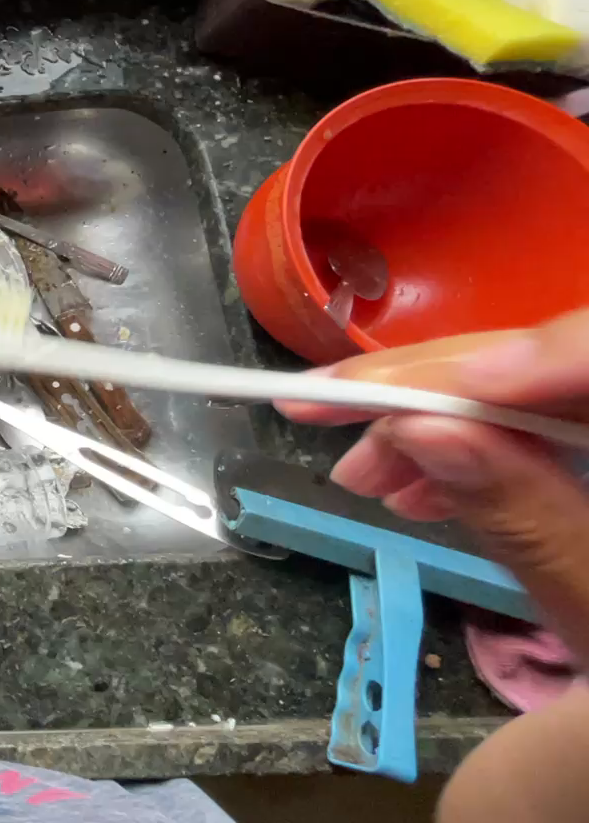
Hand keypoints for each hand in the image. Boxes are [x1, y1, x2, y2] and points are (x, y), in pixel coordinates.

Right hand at [277, 308, 588, 657]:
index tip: (428, 388)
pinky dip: (453, 446)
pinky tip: (408, 488)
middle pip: (563, 362)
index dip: (543, 352)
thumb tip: (420, 428)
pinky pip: (524, 422)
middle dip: (433, 384)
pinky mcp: (583, 462)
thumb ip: (533, 526)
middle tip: (317, 405)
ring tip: (356, 474)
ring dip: (424, 420)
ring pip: (528, 387)